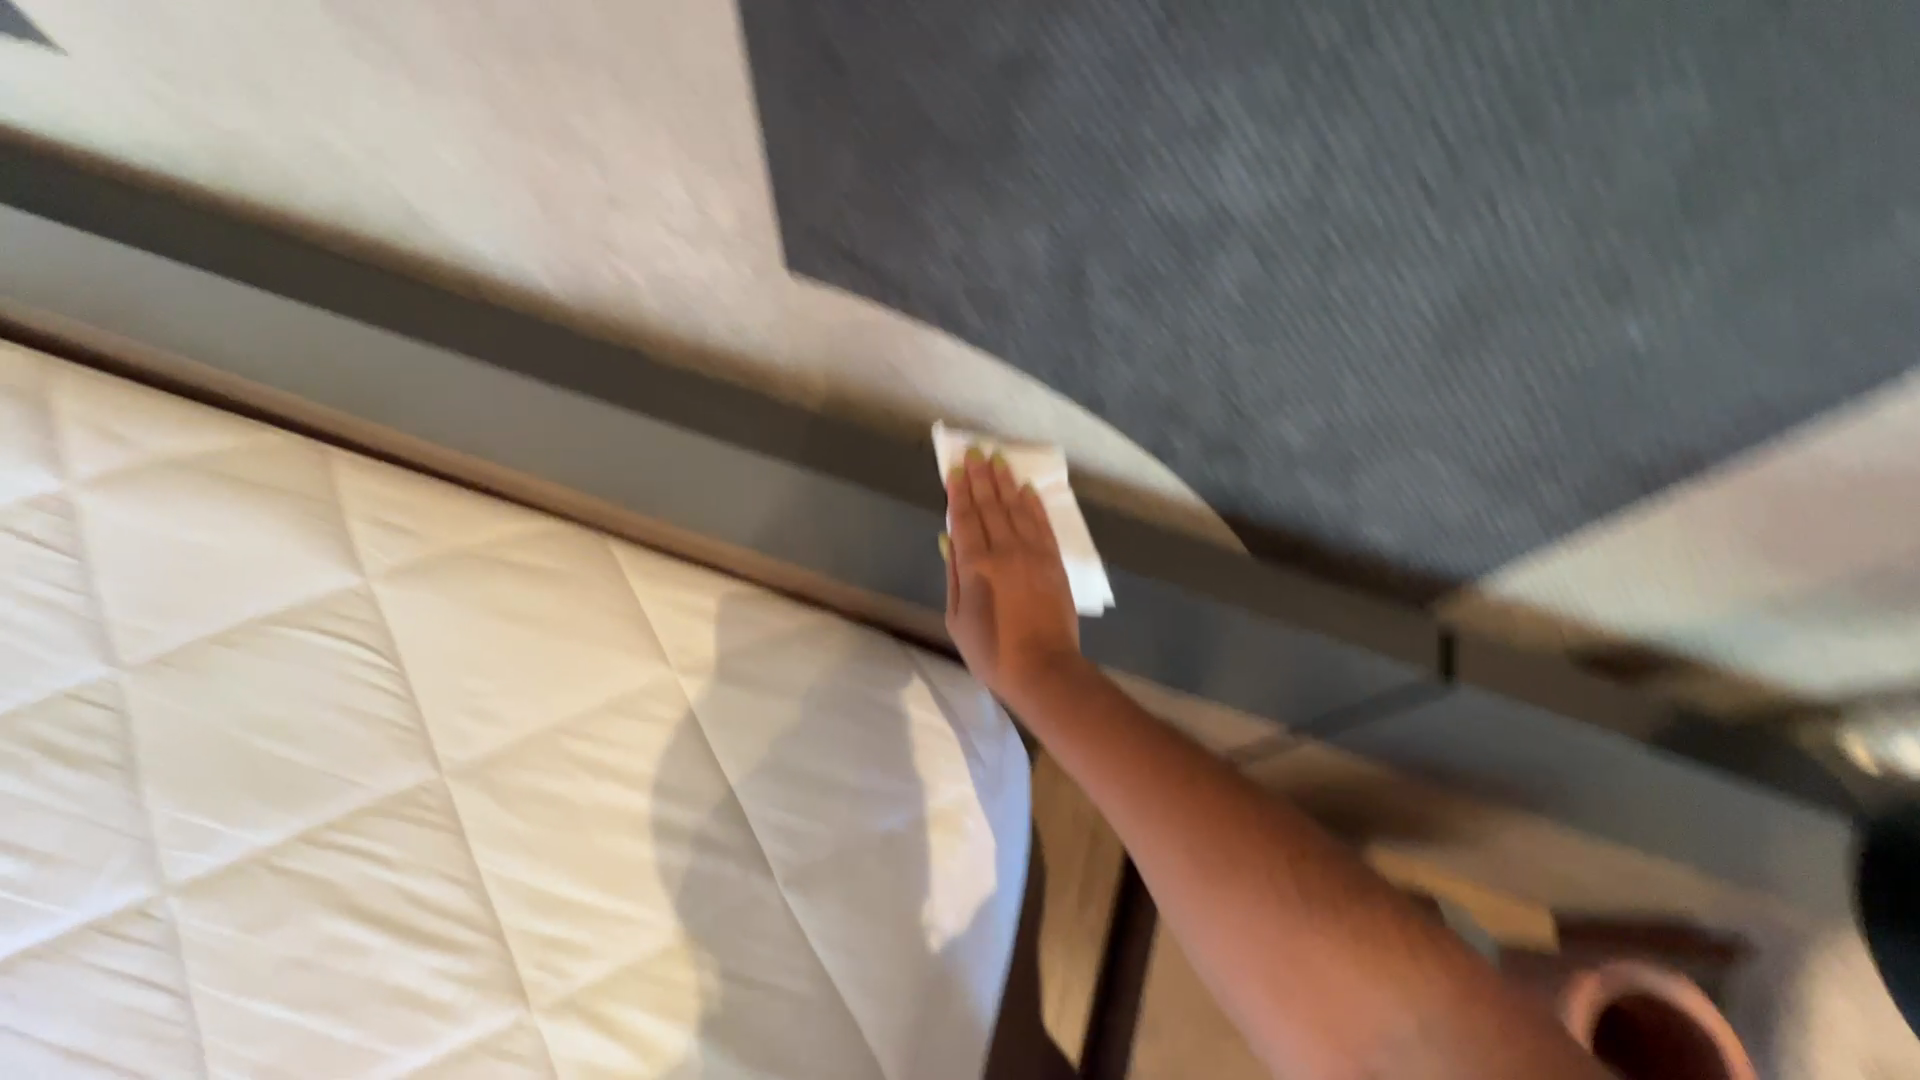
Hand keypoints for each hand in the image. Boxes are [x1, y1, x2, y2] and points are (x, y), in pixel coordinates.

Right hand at [942, 448, 1085, 701]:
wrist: (1042, 668)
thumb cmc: (991, 651)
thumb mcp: (957, 618)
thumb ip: (954, 576)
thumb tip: (951, 540)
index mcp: (976, 565)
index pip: (965, 517)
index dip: (959, 491)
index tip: (955, 469)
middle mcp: (1005, 550)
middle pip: (991, 505)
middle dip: (981, 477)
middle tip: (976, 453)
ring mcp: (1033, 553)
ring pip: (1016, 509)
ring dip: (1006, 483)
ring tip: (998, 461)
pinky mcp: (1053, 562)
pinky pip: (1041, 525)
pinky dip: (1032, 505)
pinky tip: (1025, 490)